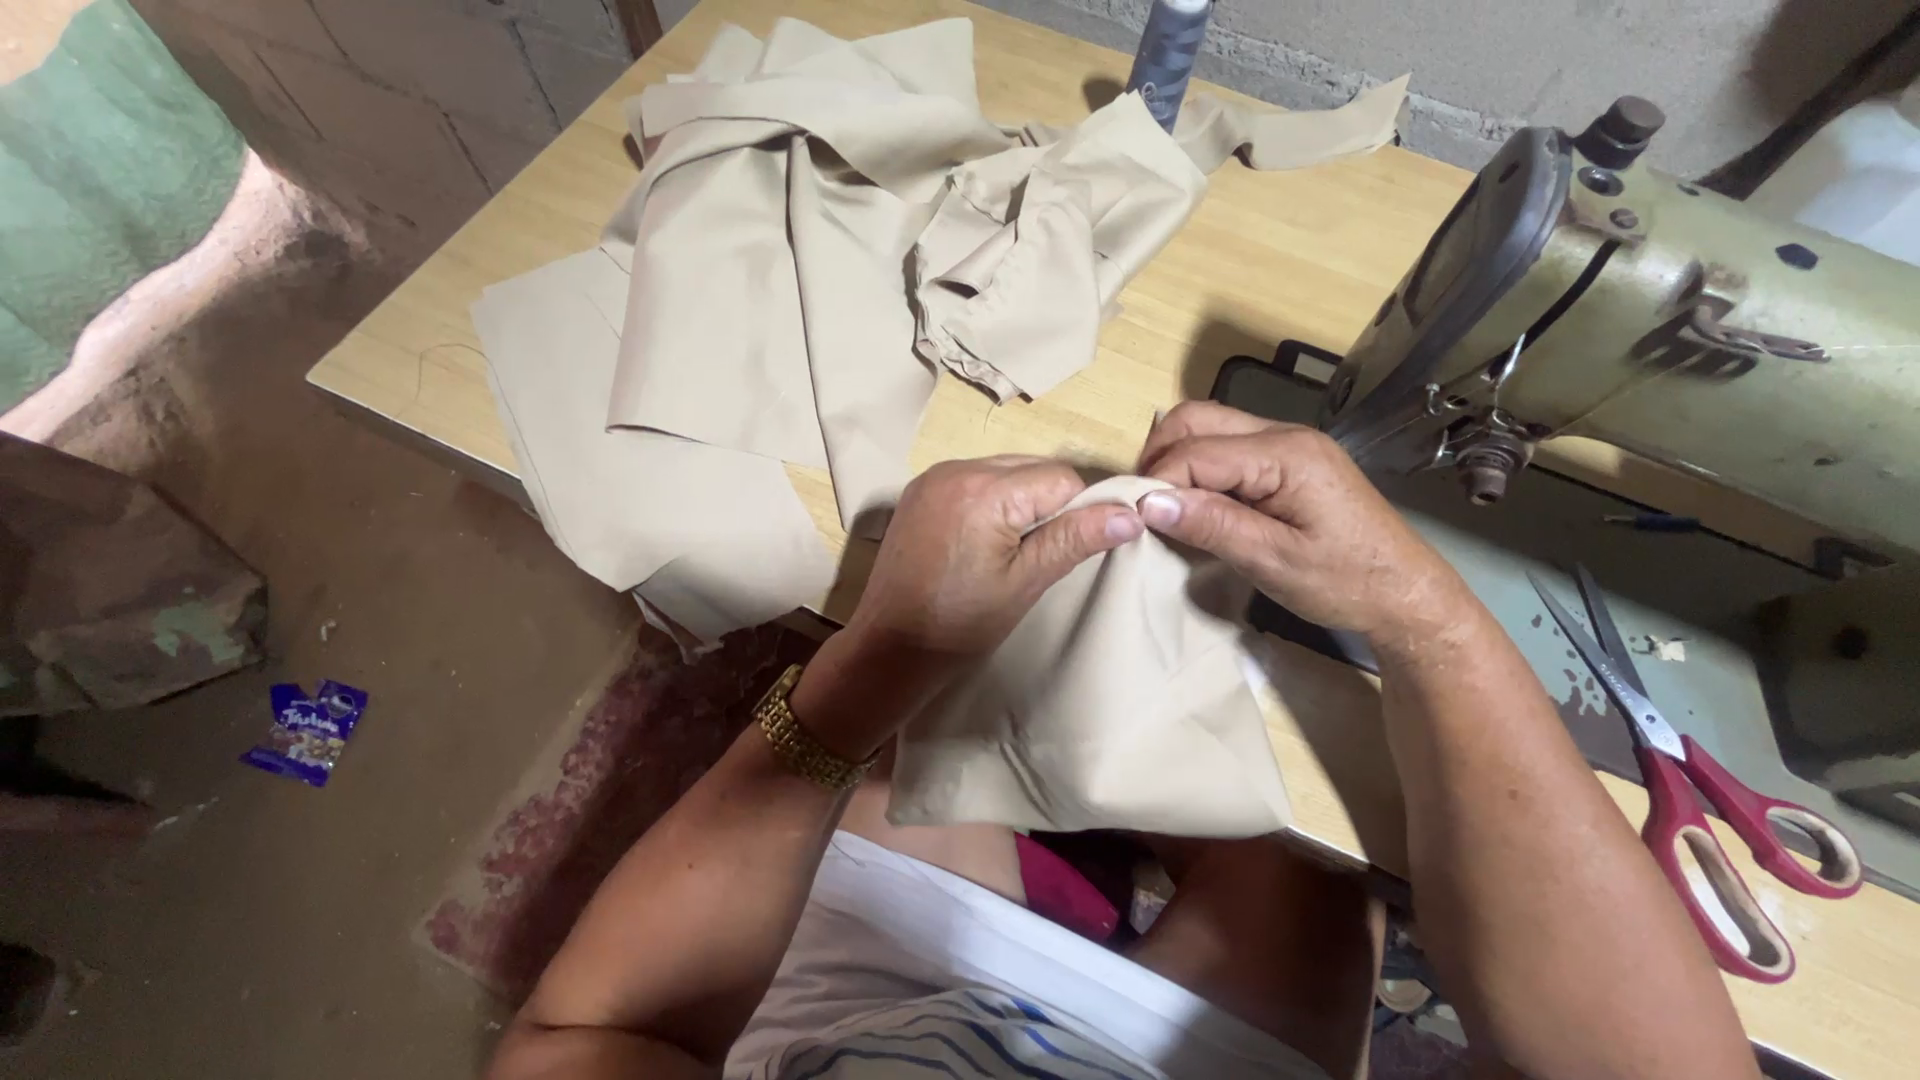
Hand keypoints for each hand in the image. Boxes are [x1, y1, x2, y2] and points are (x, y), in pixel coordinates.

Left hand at [849, 455, 1143, 658]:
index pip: (1061, 479)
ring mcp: (933, 476)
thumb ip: (1075, 539)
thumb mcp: (1026, 583)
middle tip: (1040, 554)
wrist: (889, 648)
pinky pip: (975, 479)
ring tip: (1011, 550)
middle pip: (1033, 468)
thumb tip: (1131, 515)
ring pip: (1005, 470)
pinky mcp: (920, 490)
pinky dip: (992, 500)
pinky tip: (984, 539)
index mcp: (985, 491)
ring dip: (1021, 500)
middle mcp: (957, 468)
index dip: (1080, 511)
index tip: (1074, 549)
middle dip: (1050, 503)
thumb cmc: (960, 625)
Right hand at [1133, 402, 1468, 648]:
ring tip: (1163, 506)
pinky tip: (1194, 503)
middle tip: (1142, 506)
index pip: (1196, 451)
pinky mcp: (1287, 460)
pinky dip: (1198, 467)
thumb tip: (1148, 504)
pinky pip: (1227, 447)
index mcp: (1285, 454)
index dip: (1156, 482)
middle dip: (1158, 457)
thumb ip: (1212, 525)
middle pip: (1196, 419)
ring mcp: (1287, 443)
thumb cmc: (1344, 582)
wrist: (1404, 593)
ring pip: (1209, 427)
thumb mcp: (1273, 561)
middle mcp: (1284, 434)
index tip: (1133, 521)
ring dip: (1176, 459)